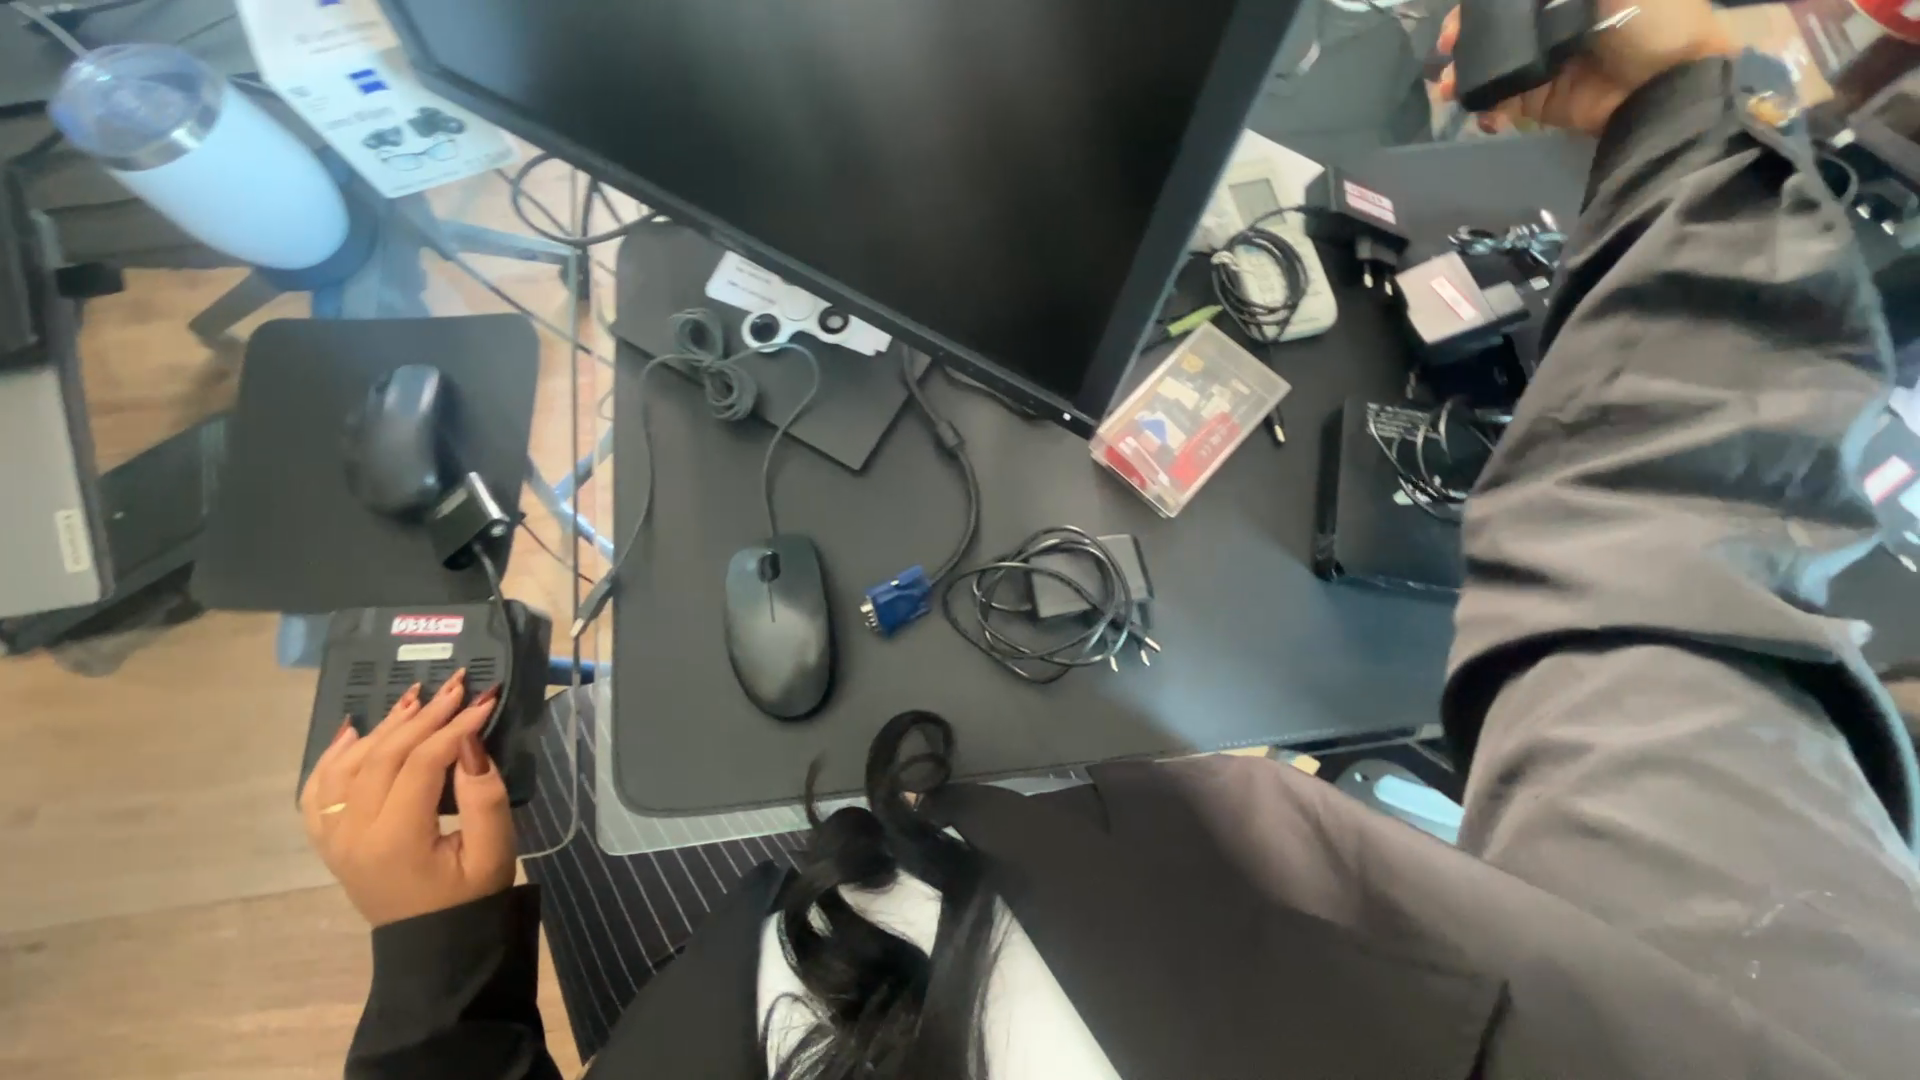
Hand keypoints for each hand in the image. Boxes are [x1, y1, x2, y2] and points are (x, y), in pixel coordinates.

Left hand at [300, 670, 515, 926]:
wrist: (432, 943)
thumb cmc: (470, 895)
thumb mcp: (495, 849)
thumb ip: (484, 796)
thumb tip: (470, 742)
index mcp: (396, 839)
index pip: (422, 764)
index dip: (455, 727)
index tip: (486, 700)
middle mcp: (353, 835)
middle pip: (383, 756)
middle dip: (424, 715)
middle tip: (457, 685)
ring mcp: (333, 838)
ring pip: (348, 765)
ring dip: (384, 726)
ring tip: (416, 698)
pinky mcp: (328, 839)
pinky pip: (317, 790)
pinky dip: (332, 755)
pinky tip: (352, 729)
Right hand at [1434, 0, 1735, 136]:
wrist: (1663, 83)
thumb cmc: (1652, 18)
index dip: (1485, 4)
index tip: (1463, 13)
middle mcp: (1553, 24)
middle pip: (1497, 28)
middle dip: (1466, 37)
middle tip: (1448, 46)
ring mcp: (1541, 65)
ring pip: (1490, 65)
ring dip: (1462, 74)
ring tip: (1446, 85)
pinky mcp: (1533, 101)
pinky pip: (1496, 100)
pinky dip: (1479, 104)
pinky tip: (1471, 104)